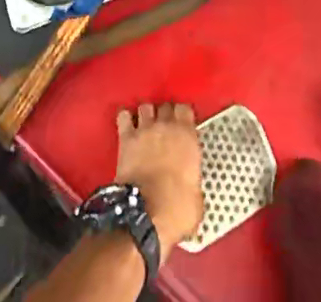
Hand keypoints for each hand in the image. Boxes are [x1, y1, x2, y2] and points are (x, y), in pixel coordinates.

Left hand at [115, 103, 203, 253]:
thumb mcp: (197, 196)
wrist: (145, 214)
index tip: (183, 125)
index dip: (183, 116)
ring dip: (147, 115)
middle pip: (165, 106)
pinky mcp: (125, 138)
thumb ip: (193, 178)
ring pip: (145, 107)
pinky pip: (124, 116)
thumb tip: (189, 182)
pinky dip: (126, 119)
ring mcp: (144, 129)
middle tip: (166, 128)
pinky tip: (128, 126)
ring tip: (146, 126)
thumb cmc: (177, 208)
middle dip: (166, 114)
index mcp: (187, 136)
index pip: (185, 109)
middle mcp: (166, 126)